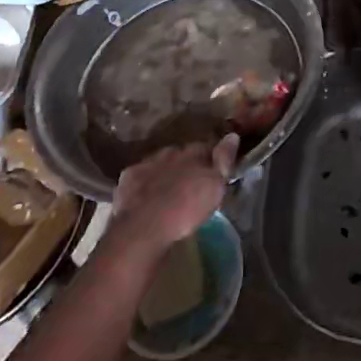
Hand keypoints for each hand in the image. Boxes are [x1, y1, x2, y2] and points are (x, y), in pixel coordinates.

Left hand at [108, 136, 237, 253]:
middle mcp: (168, 152)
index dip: (210, 156)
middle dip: (185, 164)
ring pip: (158, 164)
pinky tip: (146, 197)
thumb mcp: (214, 186)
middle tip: (191, 181)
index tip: (214, 166)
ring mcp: (145, 164)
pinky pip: (139, 177)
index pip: (204, 147)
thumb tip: (232, 135)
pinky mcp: (127, 180)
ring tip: (168, 191)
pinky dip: (144, 184)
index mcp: (191, 153)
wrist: (145, 225)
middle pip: (180, 154)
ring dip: (164, 173)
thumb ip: (223, 160)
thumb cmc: (187, 207)